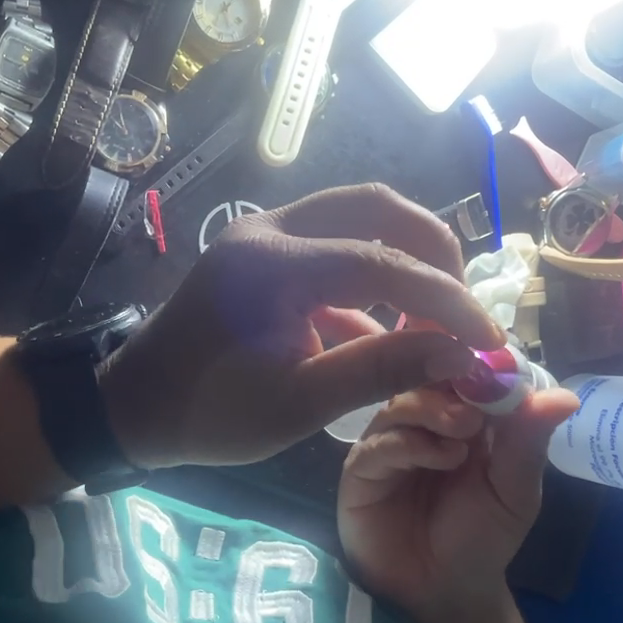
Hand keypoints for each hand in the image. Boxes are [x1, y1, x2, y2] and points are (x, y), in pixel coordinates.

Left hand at [99, 184, 503, 468]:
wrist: (135, 407)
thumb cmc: (210, 414)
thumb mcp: (301, 403)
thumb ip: (384, 371)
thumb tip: (465, 356)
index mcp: (274, 266)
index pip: (383, 262)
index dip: (445, 299)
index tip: (487, 338)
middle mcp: (270, 230)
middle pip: (375, 208)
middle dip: (432, 252)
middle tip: (462, 306)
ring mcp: (263, 234)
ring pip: (356, 216)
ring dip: (403, 257)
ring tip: (433, 314)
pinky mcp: (262, 252)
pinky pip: (331, 244)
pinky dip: (369, 277)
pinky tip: (383, 329)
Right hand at [336, 384, 578, 622]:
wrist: (445, 591)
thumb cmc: (482, 538)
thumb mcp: (515, 491)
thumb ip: (527, 442)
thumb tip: (565, 397)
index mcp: (459, 418)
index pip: (460, 373)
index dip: (476, 362)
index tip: (494, 359)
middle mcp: (418, 422)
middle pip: (423, 379)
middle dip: (451, 383)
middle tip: (476, 408)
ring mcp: (386, 442)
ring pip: (399, 404)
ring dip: (432, 410)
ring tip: (463, 437)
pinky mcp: (361, 470)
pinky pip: (377, 443)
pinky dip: (408, 442)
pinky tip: (439, 457)